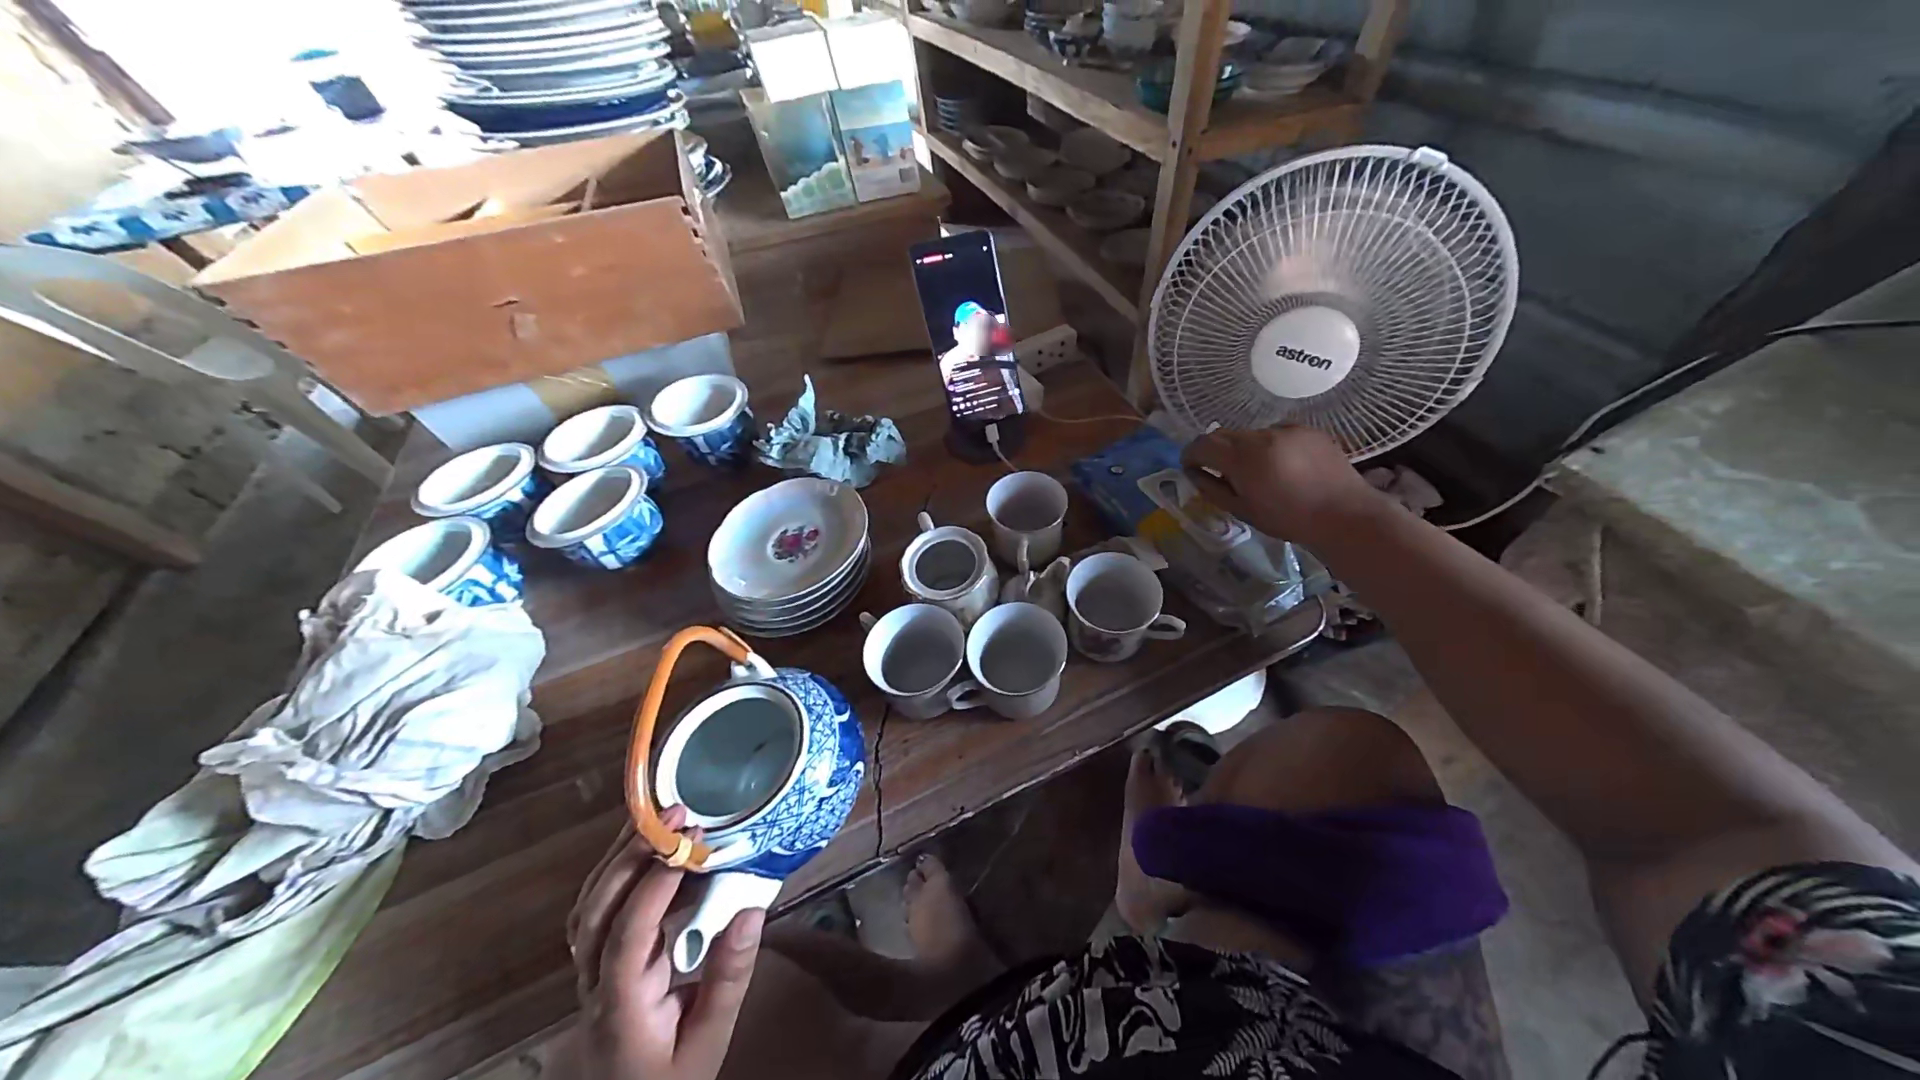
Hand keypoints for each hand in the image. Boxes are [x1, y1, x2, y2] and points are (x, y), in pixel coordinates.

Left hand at [552, 806, 764, 1079]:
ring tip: (660, 817)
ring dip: (621, 857)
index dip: (655, 883)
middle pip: (596, 910)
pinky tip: (646, 853)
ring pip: (589, 907)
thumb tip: (751, 910)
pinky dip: (617, 874)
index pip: (628, 934)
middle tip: (676, 812)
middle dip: (633, 854)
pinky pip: (596, 912)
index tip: (691, 840)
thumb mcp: (709, 1041)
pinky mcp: (596, 966)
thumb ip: (727, 978)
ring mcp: (588, 975)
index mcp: (621, 1005)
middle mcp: (593, 984)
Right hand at [1181, 427, 1384, 546]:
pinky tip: (1283, 467)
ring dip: (1244, 449)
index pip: (1202, 444)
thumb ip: (1212, 488)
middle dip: (1216, 451)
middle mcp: (1262, 435)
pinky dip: (1270, 447)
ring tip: (1258, 473)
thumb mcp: (1242, 510)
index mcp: (1243, 457)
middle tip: (1221, 473)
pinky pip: (1276, 434)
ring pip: (1250, 434)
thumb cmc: (1288, 519)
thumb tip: (1193, 472)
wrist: (1344, 514)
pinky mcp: (1307, 429)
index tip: (1190, 467)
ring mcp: (1287, 429)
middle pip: (1224, 435)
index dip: (1190, 454)